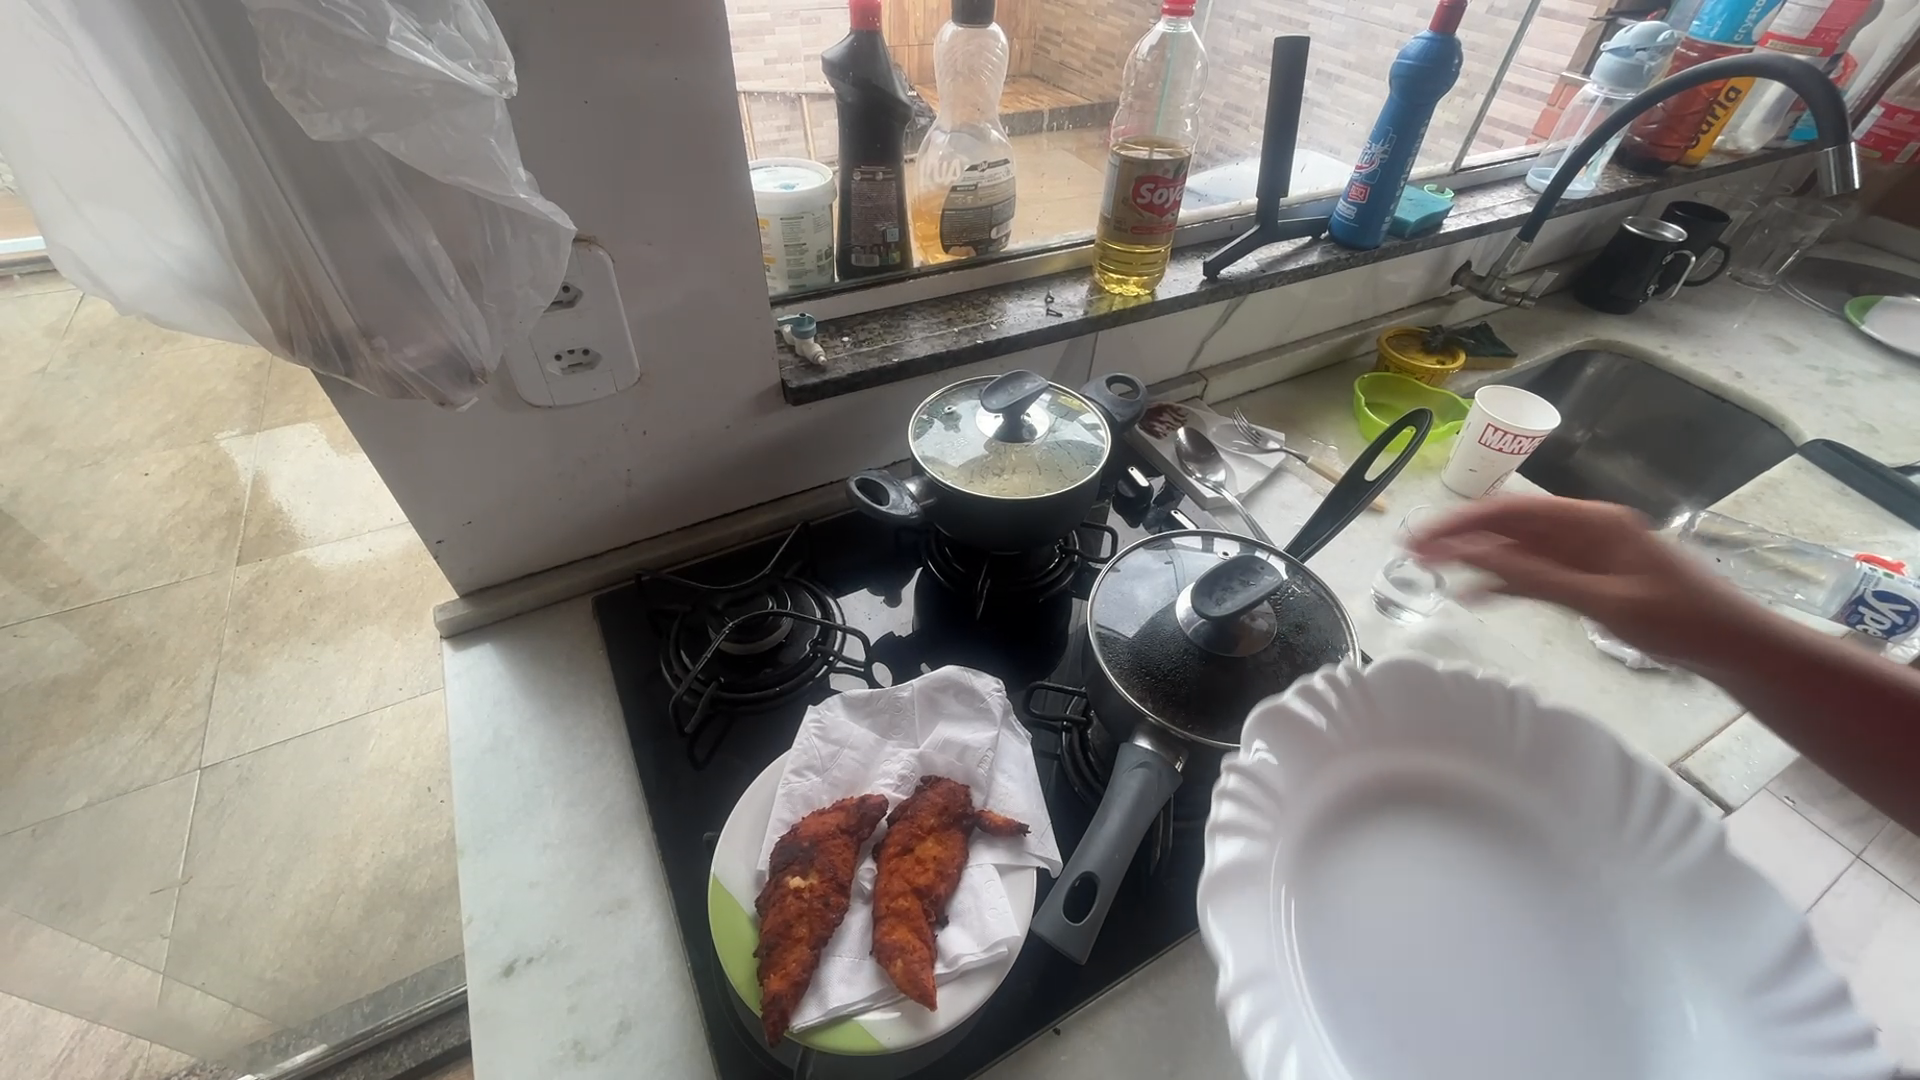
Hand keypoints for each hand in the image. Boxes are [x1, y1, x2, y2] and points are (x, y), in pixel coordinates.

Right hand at [1407, 495, 1759, 666]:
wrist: (1736, 649)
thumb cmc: (1679, 620)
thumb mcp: (1602, 600)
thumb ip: (1533, 576)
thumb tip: (1469, 554)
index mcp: (1591, 522)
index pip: (1511, 510)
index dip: (1460, 521)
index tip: (1421, 537)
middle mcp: (1580, 530)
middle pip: (1505, 526)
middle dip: (1457, 537)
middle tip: (1411, 553)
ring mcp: (1580, 554)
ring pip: (1512, 549)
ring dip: (1472, 558)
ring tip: (1428, 571)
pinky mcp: (1580, 577)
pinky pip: (1528, 573)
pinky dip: (1498, 581)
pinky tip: (1471, 594)